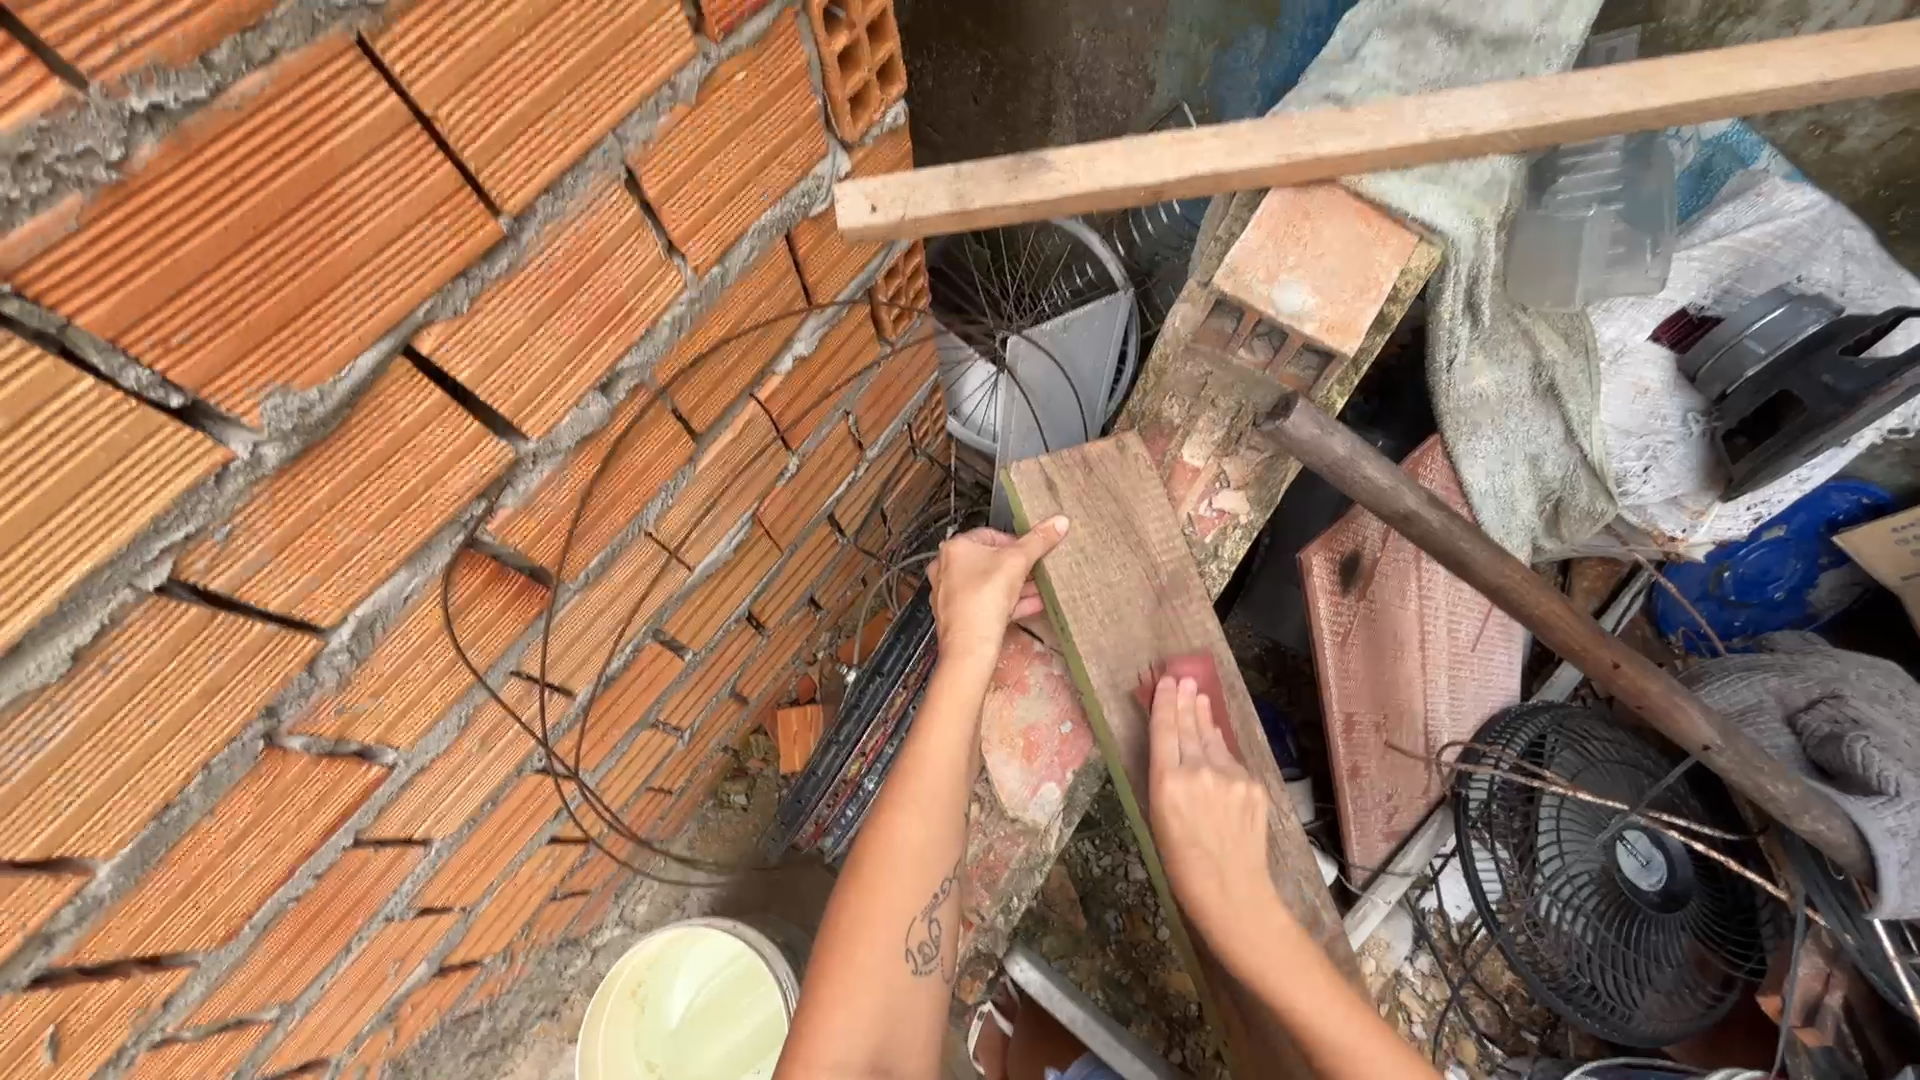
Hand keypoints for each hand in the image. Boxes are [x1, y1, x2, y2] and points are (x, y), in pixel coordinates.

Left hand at [926, 517, 1068, 658]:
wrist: (970, 645)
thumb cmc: (984, 597)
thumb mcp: (1018, 561)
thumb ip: (1039, 541)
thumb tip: (1059, 522)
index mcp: (955, 548)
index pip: (989, 535)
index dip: (1015, 542)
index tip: (1032, 550)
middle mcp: (947, 569)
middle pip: (989, 561)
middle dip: (1018, 567)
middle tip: (1038, 570)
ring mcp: (950, 594)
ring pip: (989, 585)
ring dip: (1016, 586)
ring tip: (1041, 589)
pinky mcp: (959, 616)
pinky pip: (987, 604)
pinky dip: (1009, 603)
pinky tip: (1033, 605)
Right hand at [1148, 676, 1286, 962]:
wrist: (1232, 892)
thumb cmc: (1181, 863)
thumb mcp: (1158, 818)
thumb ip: (1166, 779)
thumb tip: (1176, 746)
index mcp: (1167, 782)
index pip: (1164, 730)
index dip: (1165, 703)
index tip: (1166, 681)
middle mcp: (1199, 772)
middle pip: (1189, 727)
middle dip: (1185, 701)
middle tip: (1183, 678)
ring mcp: (1230, 777)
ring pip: (1213, 739)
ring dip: (1205, 717)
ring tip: (1199, 697)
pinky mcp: (1253, 786)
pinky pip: (1232, 760)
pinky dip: (1222, 747)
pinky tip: (1216, 738)